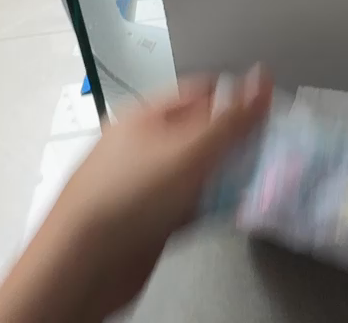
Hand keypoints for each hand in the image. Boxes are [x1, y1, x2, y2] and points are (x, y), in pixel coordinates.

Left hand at [0, 69, 273, 322]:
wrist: (81, 269)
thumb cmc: (127, 198)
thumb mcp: (190, 150)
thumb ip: (232, 117)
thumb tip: (262, 78)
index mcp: (148, 115)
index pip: (204, 92)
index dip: (237, 98)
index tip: (267, 110)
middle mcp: (146, 145)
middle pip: (204, 132)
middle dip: (235, 141)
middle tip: (265, 147)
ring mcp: (147, 183)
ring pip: (200, 169)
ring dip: (227, 175)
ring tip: (254, 179)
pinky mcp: (150, 218)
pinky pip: (191, 201)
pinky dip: (211, 203)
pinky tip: (229, 208)